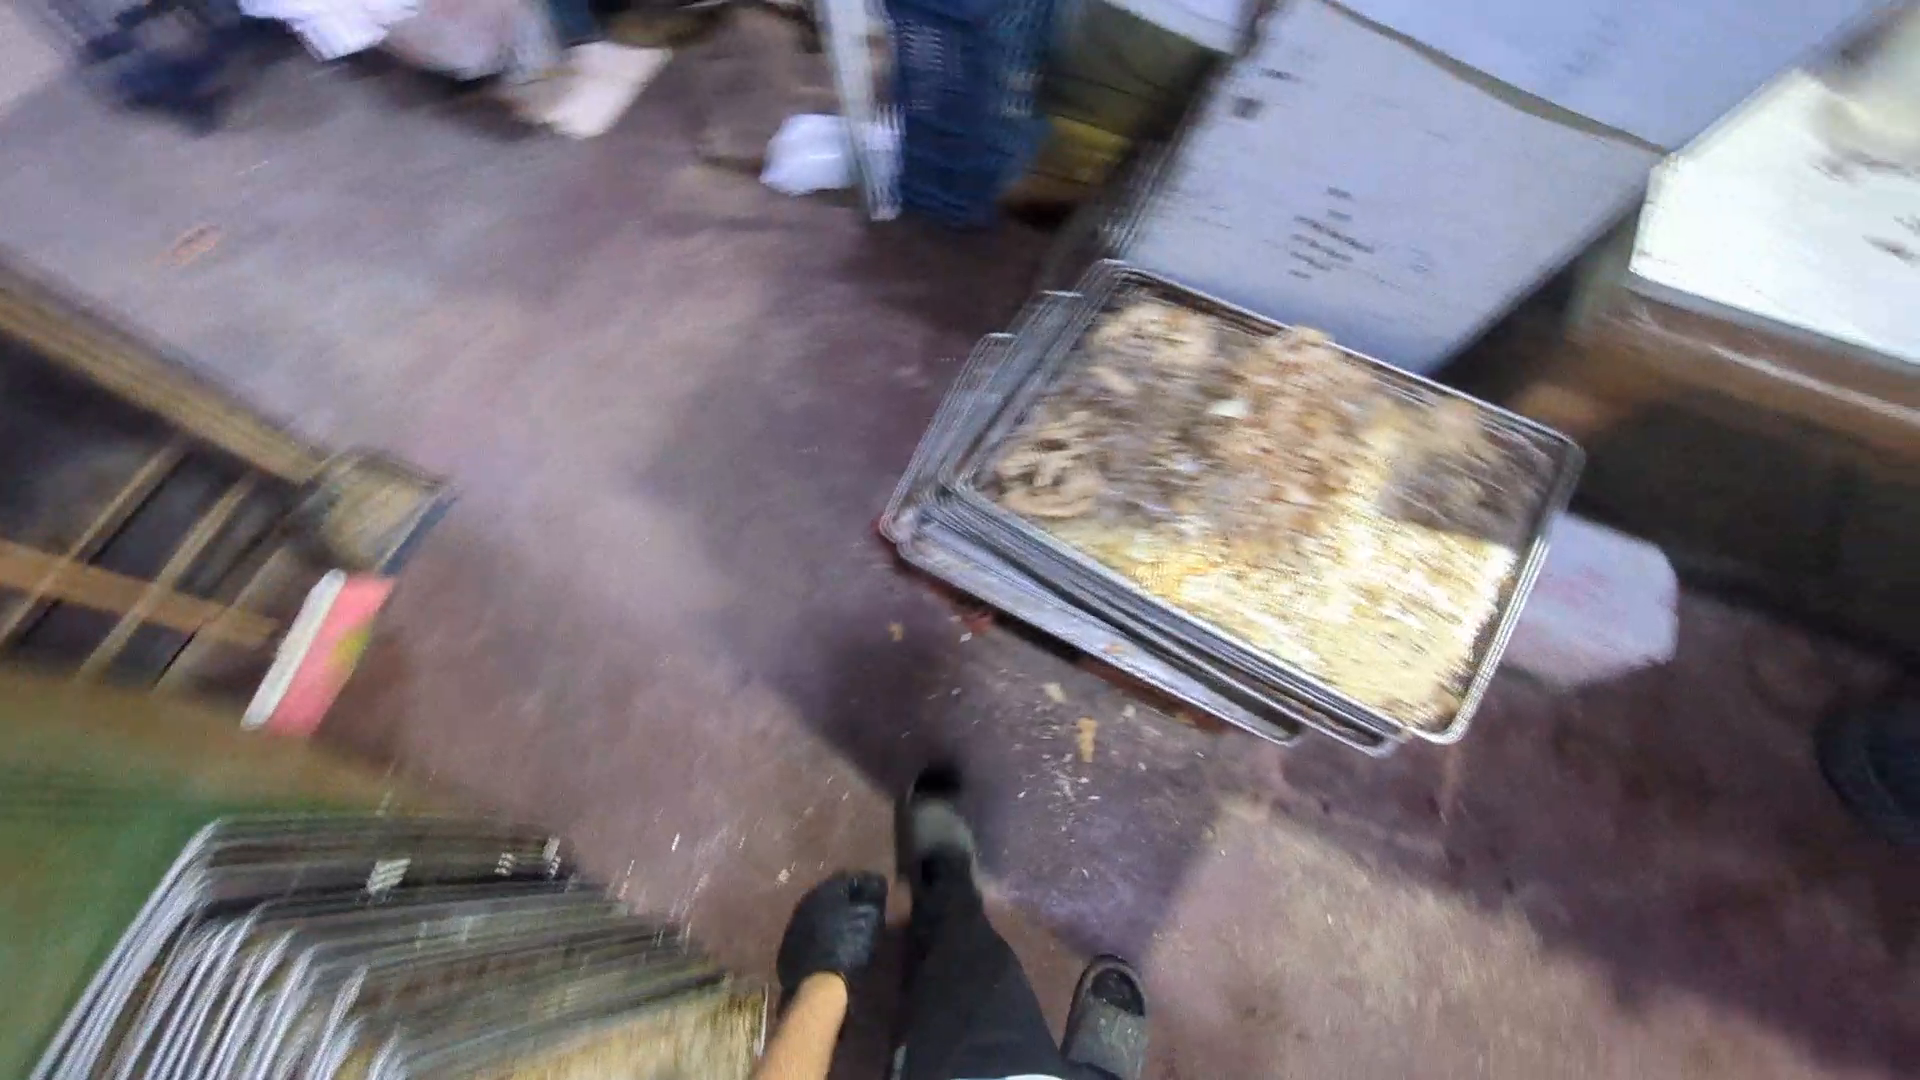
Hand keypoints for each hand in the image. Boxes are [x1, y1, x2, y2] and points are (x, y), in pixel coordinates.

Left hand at [775, 871, 887, 995]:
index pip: (847, 878)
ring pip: (816, 912)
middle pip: (829, 894)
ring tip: (844, 927)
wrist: (820, 985)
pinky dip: (818, 933)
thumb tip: (875, 882)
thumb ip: (873, 895)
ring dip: (829, 916)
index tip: (874, 893)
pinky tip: (827, 944)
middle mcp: (806, 901)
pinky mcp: (787, 946)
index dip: (862, 884)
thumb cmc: (850, 945)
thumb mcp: (871, 917)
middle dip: (844, 899)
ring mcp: (793, 925)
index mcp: (826, 890)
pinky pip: (806, 932)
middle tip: (859, 909)